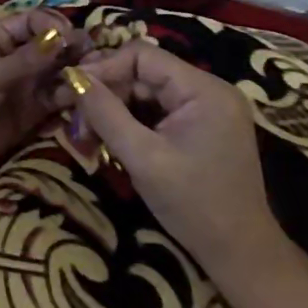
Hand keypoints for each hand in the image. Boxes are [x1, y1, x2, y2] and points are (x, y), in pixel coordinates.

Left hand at [0, 9, 88, 177]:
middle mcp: (14, 55)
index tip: (71, 40)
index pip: (34, 20)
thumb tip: (64, 35)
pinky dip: (73, 94)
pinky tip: (85, 95)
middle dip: (73, 48)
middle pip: (52, 44)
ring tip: (97, 76)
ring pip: (60, 70)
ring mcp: (25, 82)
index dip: (55, 27)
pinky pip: (59, 96)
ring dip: (78, 71)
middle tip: (94, 58)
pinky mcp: (33, 109)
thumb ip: (28, 58)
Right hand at [70, 41, 286, 270]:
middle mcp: (207, 91)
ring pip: (142, 93)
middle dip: (103, 93)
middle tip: (71, 118)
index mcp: (204, 91)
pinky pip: (152, 111)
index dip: (102, 67)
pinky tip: (104, 140)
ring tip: (84, 136)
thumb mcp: (141, 156)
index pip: (142, 56)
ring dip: (110, 110)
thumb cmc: (192, 202)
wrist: (237, 251)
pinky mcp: (196, 128)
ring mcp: (203, 110)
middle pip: (140, 74)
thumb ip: (105, 112)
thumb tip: (71, 77)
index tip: (70, 89)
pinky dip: (125, 122)